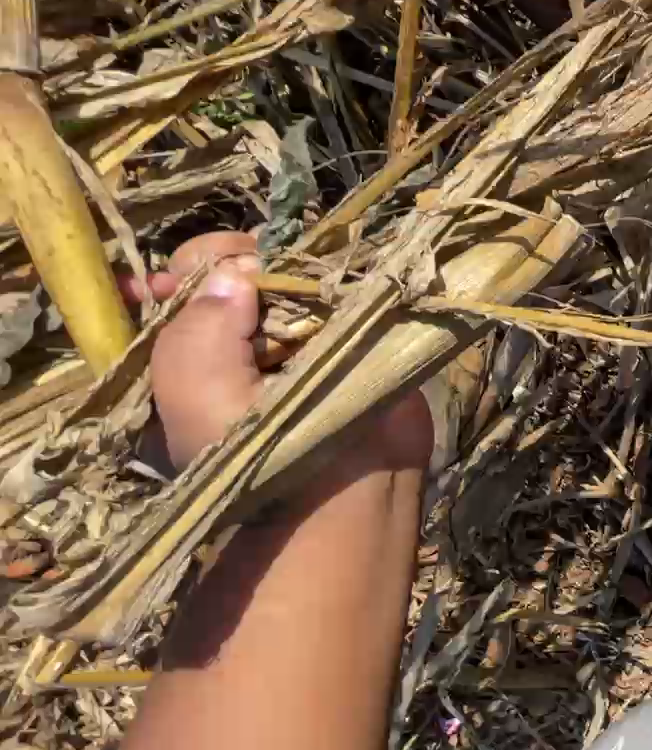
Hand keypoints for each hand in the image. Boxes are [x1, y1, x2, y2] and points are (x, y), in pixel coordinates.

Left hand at [143, 232, 432, 483]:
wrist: (355, 486)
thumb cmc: (266, 453)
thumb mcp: (202, 399)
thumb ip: (199, 335)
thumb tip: (235, 272)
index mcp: (194, 351)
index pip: (186, 284)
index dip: (201, 265)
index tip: (230, 264)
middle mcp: (248, 339)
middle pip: (250, 272)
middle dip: (265, 262)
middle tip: (286, 274)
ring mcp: (311, 338)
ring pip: (307, 280)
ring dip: (319, 274)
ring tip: (329, 285)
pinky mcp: (367, 339)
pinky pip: (360, 296)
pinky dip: (362, 285)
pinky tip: (362, 290)